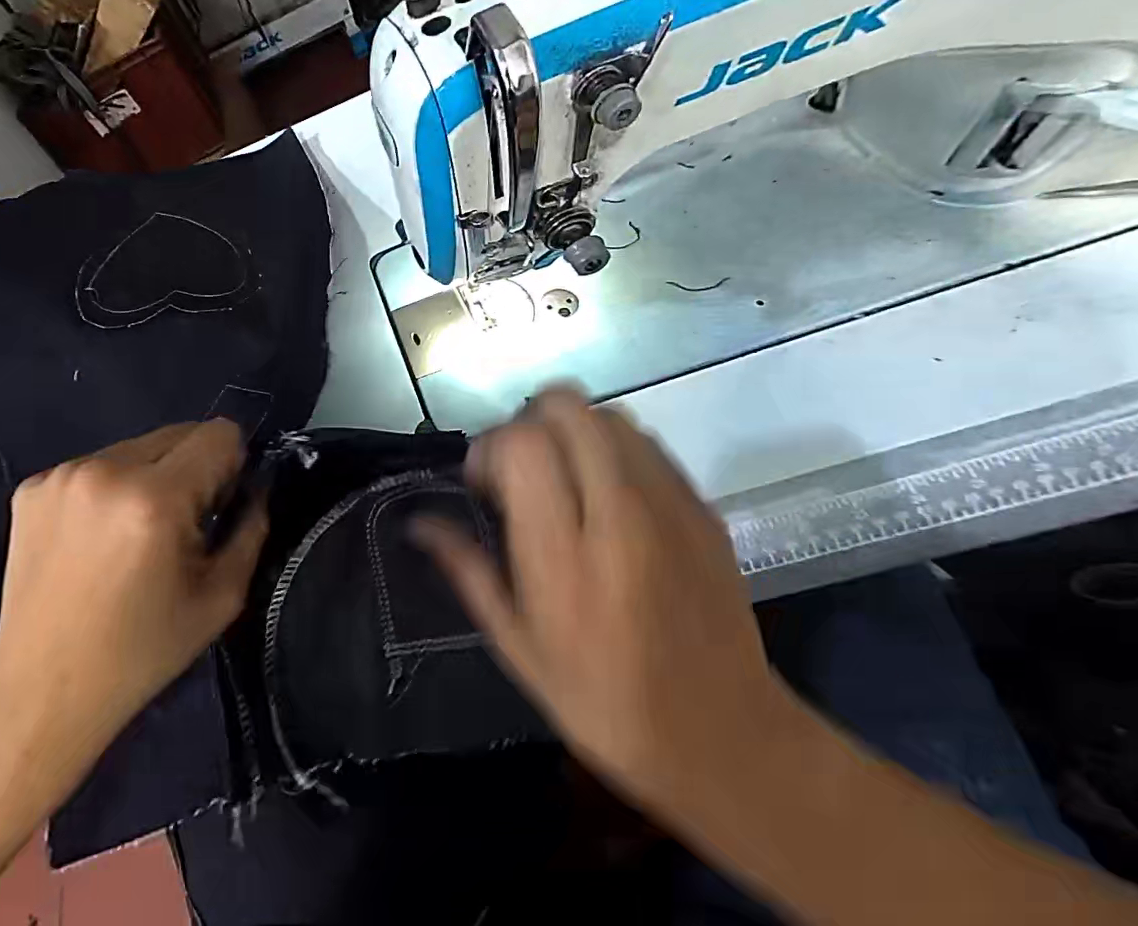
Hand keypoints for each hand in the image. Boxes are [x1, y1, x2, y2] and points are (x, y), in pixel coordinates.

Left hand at [0, 421, 266, 740]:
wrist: (43, 689)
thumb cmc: (142, 650)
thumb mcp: (222, 597)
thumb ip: (251, 528)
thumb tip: (256, 487)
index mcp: (155, 499)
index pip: (218, 433)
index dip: (233, 464)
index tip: (221, 505)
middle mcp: (104, 471)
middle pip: (178, 433)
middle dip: (193, 470)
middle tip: (180, 527)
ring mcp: (60, 476)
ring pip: (137, 448)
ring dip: (151, 478)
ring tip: (134, 536)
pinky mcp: (32, 488)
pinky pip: (97, 467)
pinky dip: (111, 490)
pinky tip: (97, 540)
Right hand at [414, 388, 788, 803]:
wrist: (719, 731)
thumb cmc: (600, 699)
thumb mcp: (516, 644)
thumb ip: (466, 569)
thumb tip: (419, 523)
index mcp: (561, 551)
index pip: (522, 442)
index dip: (491, 446)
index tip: (484, 483)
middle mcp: (617, 512)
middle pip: (567, 406)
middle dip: (529, 421)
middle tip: (520, 470)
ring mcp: (667, 503)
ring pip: (610, 416)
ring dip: (573, 432)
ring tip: (564, 479)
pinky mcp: (701, 506)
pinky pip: (648, 446)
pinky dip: (614, 452)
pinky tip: (608, 498)